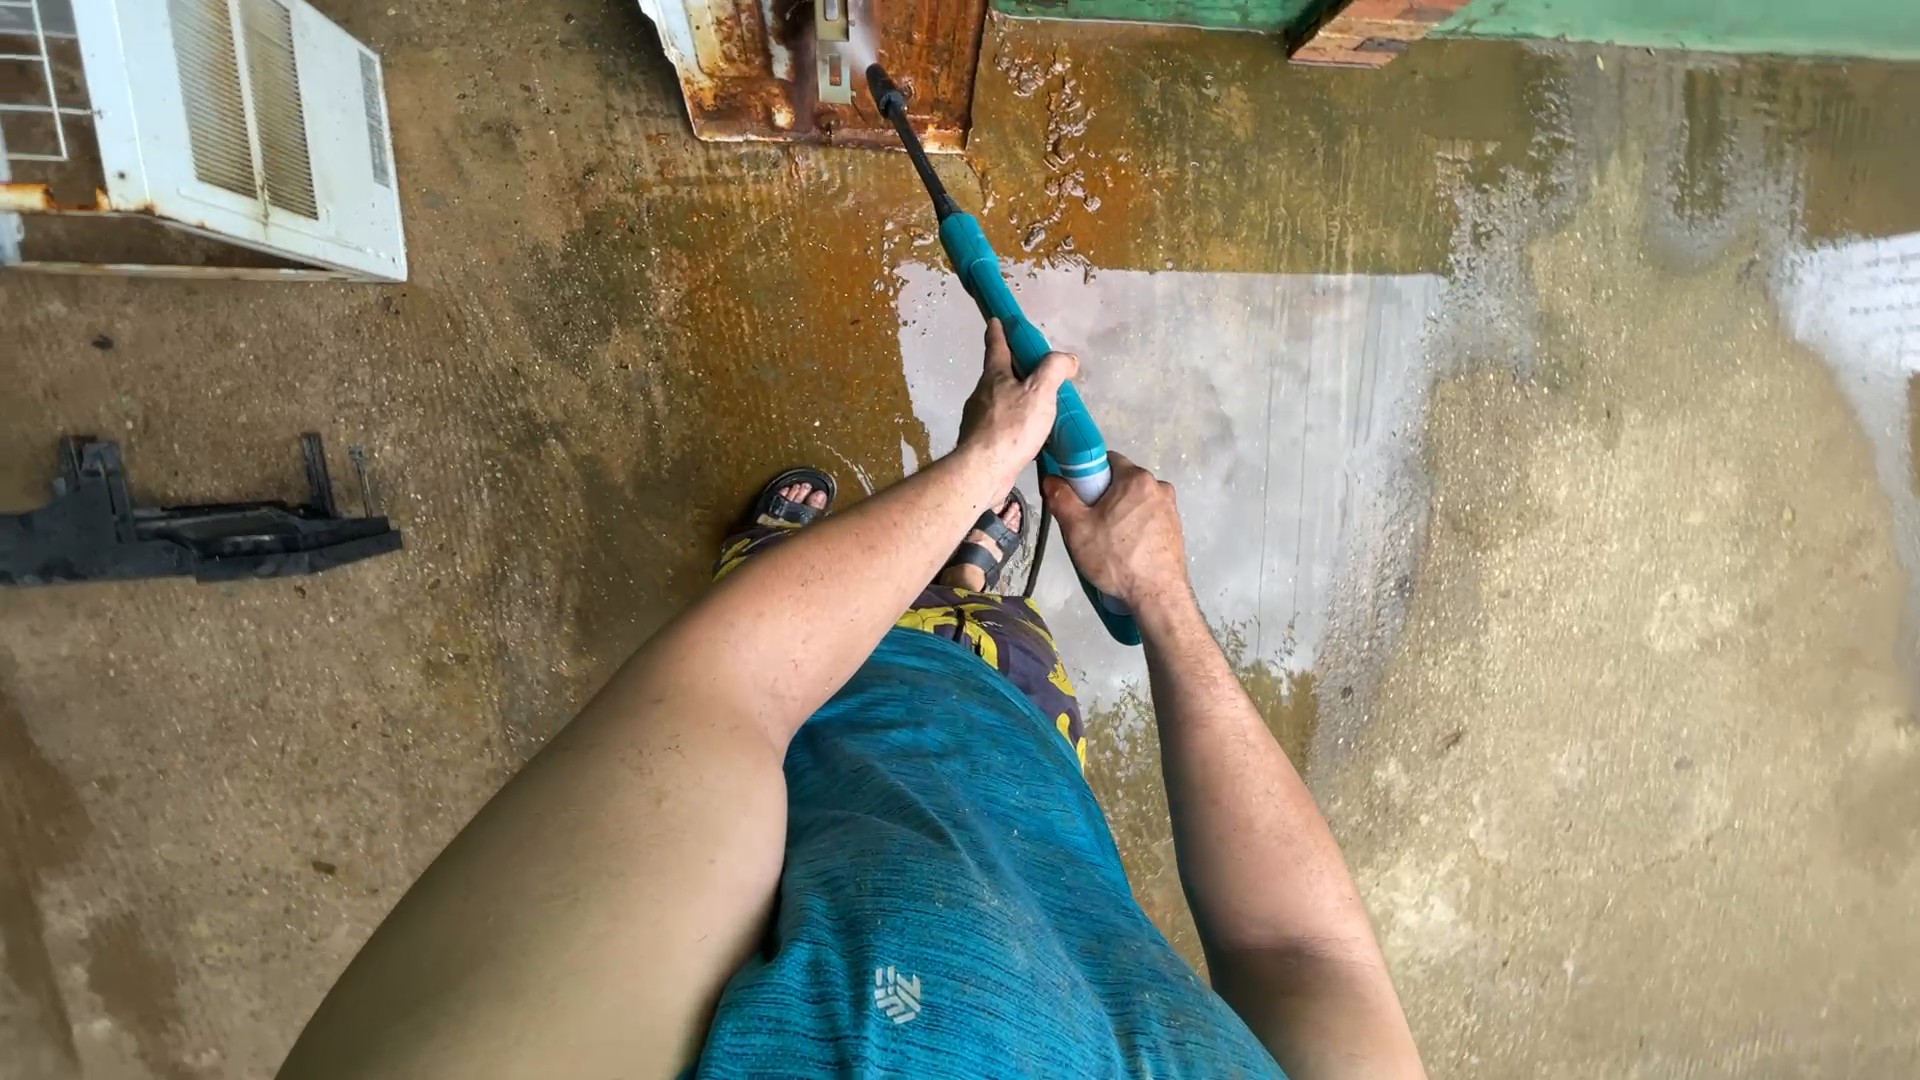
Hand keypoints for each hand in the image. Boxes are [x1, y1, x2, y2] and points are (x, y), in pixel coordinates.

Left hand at [957, 319, 1078, 486]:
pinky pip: (1001, 426)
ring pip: (999, 402)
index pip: (996, 346)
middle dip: (1012, 369)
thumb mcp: (1040, 391)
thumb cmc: (1012, 428)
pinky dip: (1014, 425)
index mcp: (994, 376)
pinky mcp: (981, 443)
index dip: (999, 331)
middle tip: (1032, 370)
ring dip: (1014, 399)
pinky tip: (1027, 436)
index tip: (995, 320)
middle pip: (998, 375)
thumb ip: (1054, 369)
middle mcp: (982, 394)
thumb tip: (1068, 360)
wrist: (984, 471)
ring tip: (1036, 406)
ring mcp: (978, 420)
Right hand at [1041, 453, 1191, 617]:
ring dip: (1120, 514)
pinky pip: (1148, 520)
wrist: (1157, 596)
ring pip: (1135, 502)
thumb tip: (1052, 479)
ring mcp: (1171, 510)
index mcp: (1136, 478)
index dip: (1087, 474)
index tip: (1078, 496)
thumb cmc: (1116, 558)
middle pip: (1122, 482)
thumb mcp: (1077, 528)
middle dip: (1103, 497)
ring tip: (1107, 542)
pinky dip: (1135, 529)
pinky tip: (1126, 551)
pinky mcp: (1176, 530)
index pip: (1106, 460)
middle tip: (1088, 523)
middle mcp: (1159, 487)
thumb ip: (1061, 498)